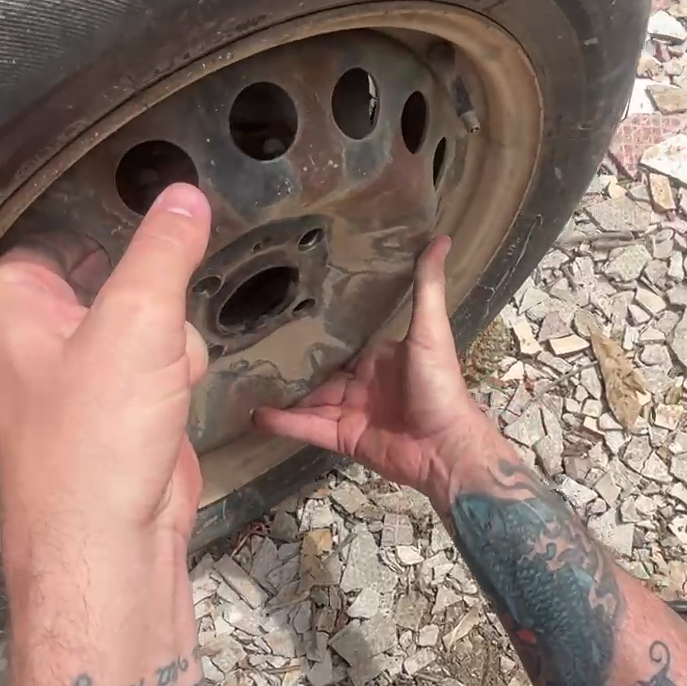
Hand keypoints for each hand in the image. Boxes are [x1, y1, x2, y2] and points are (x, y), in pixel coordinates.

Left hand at [0, 184, 212, 581]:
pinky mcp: (122, 402)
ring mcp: (83, 370)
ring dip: (173, 339)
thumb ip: (163, 251)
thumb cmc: (99, 431)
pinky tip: (173, 398)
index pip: (66, 232)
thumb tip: (185, 192)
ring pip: (150, 317)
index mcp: (14, 302)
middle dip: (157, 297)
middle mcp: (40, 332)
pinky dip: (176, 370)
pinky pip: (161, 358)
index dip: (113, 224)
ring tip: (165, 374)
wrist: (112, 539)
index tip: (163, 214)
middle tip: (160, 321)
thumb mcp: (136, 322)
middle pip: (119, 274)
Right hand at [254, 237, 502, 501]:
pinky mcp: (342, 438)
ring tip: (240, 380)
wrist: (446, 448)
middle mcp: (361, 382)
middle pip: (317, 371)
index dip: (315, 329)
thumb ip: (427, 287)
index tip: (282, 308)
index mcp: (378, 356)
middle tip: (248, 343)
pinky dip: (283, 423)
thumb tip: (442, 237)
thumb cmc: (439, 384)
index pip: (341, 341)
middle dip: (288, 362)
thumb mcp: (430, 330)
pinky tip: (254, 416)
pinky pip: (308, 428)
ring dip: (279, 393)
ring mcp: (350, 411)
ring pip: (307, 400)